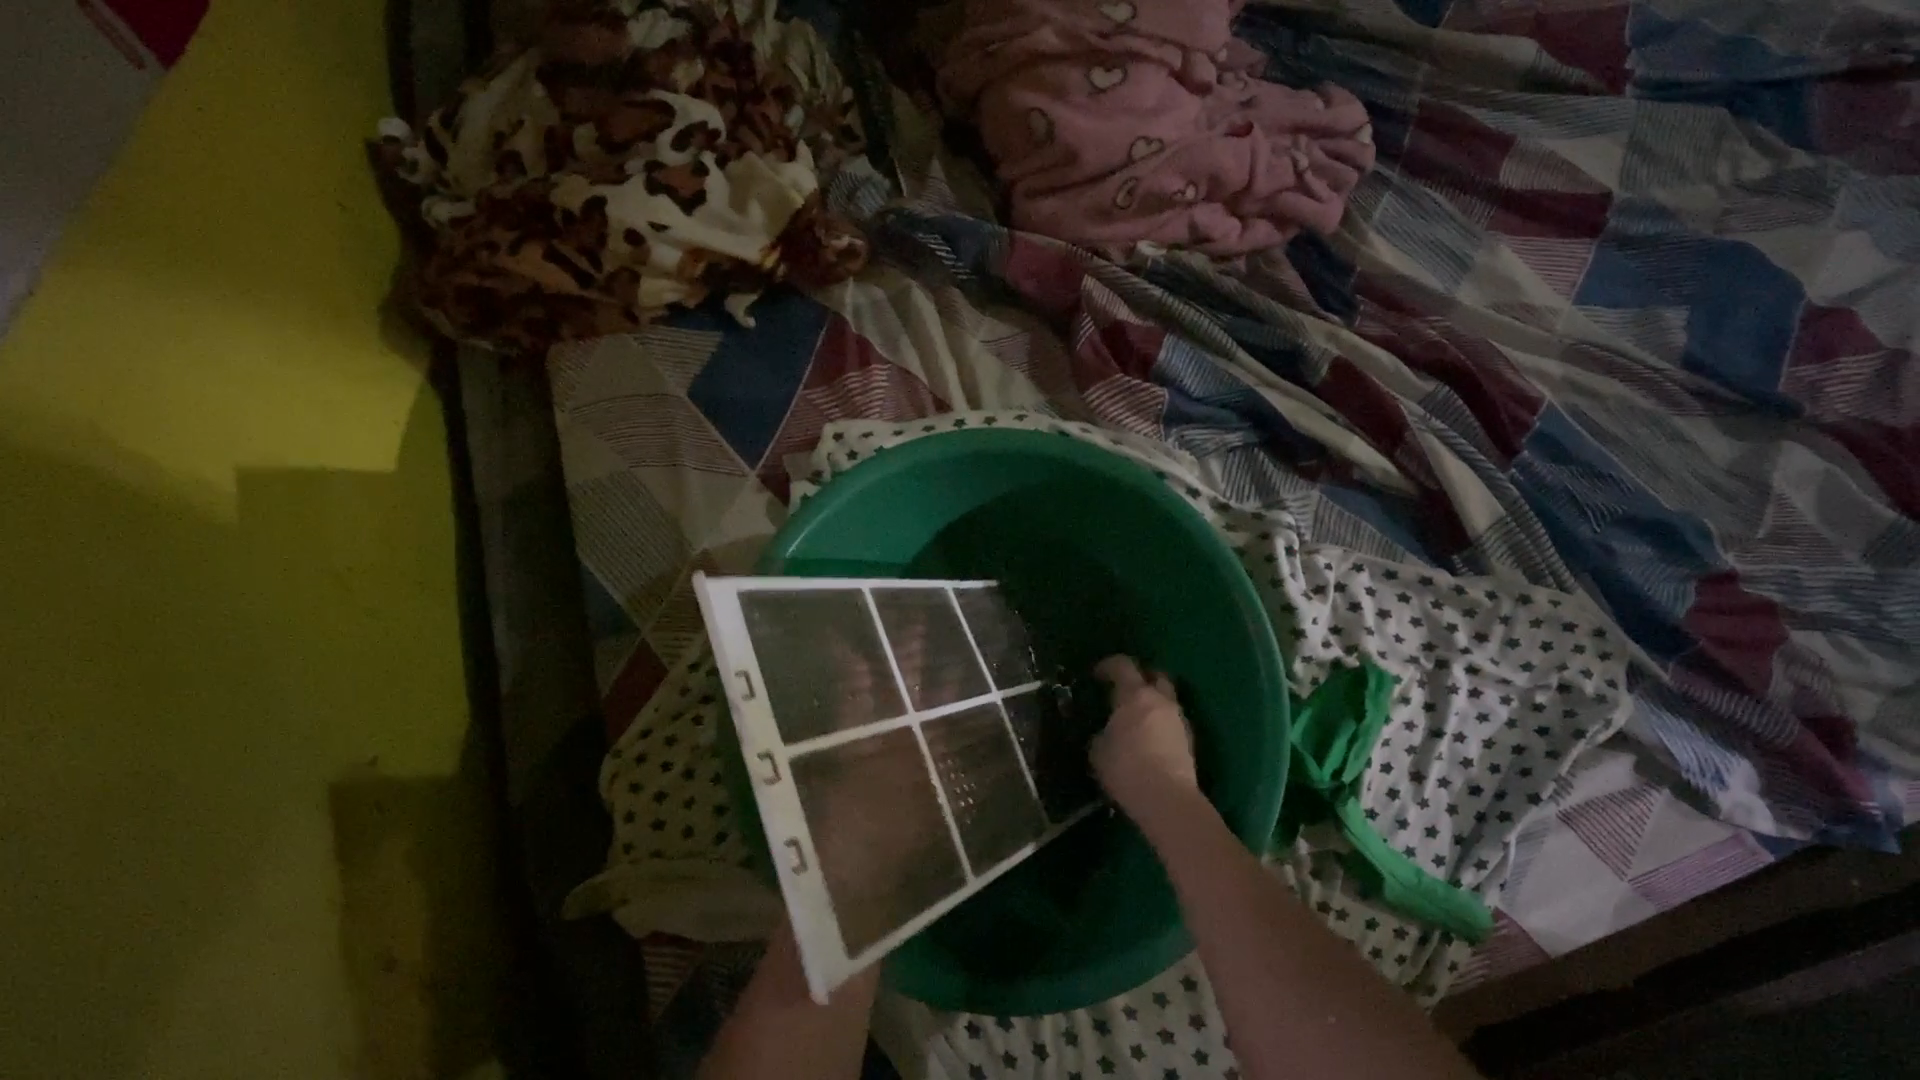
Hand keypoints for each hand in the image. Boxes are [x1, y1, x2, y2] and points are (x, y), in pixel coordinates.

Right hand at [1089, 655, 1198, 822]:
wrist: (1167, 799)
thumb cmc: (1126, 768)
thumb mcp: (1098, 751)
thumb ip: (1102, 734)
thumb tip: (1108, 733)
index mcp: (1135, 695)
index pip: (1123, 666)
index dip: (1108, 666)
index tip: (1096, 674)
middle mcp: (1161, 700)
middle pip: (1155, 675)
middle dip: (1141, 677)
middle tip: (1124, 689)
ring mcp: (1179, 720)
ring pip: (1167, 699)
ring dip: (1153, 701)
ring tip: (1137, 717)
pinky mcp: (1189, 741)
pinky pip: (1172, 721)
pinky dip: (1161, 722)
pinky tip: (1149, 738)